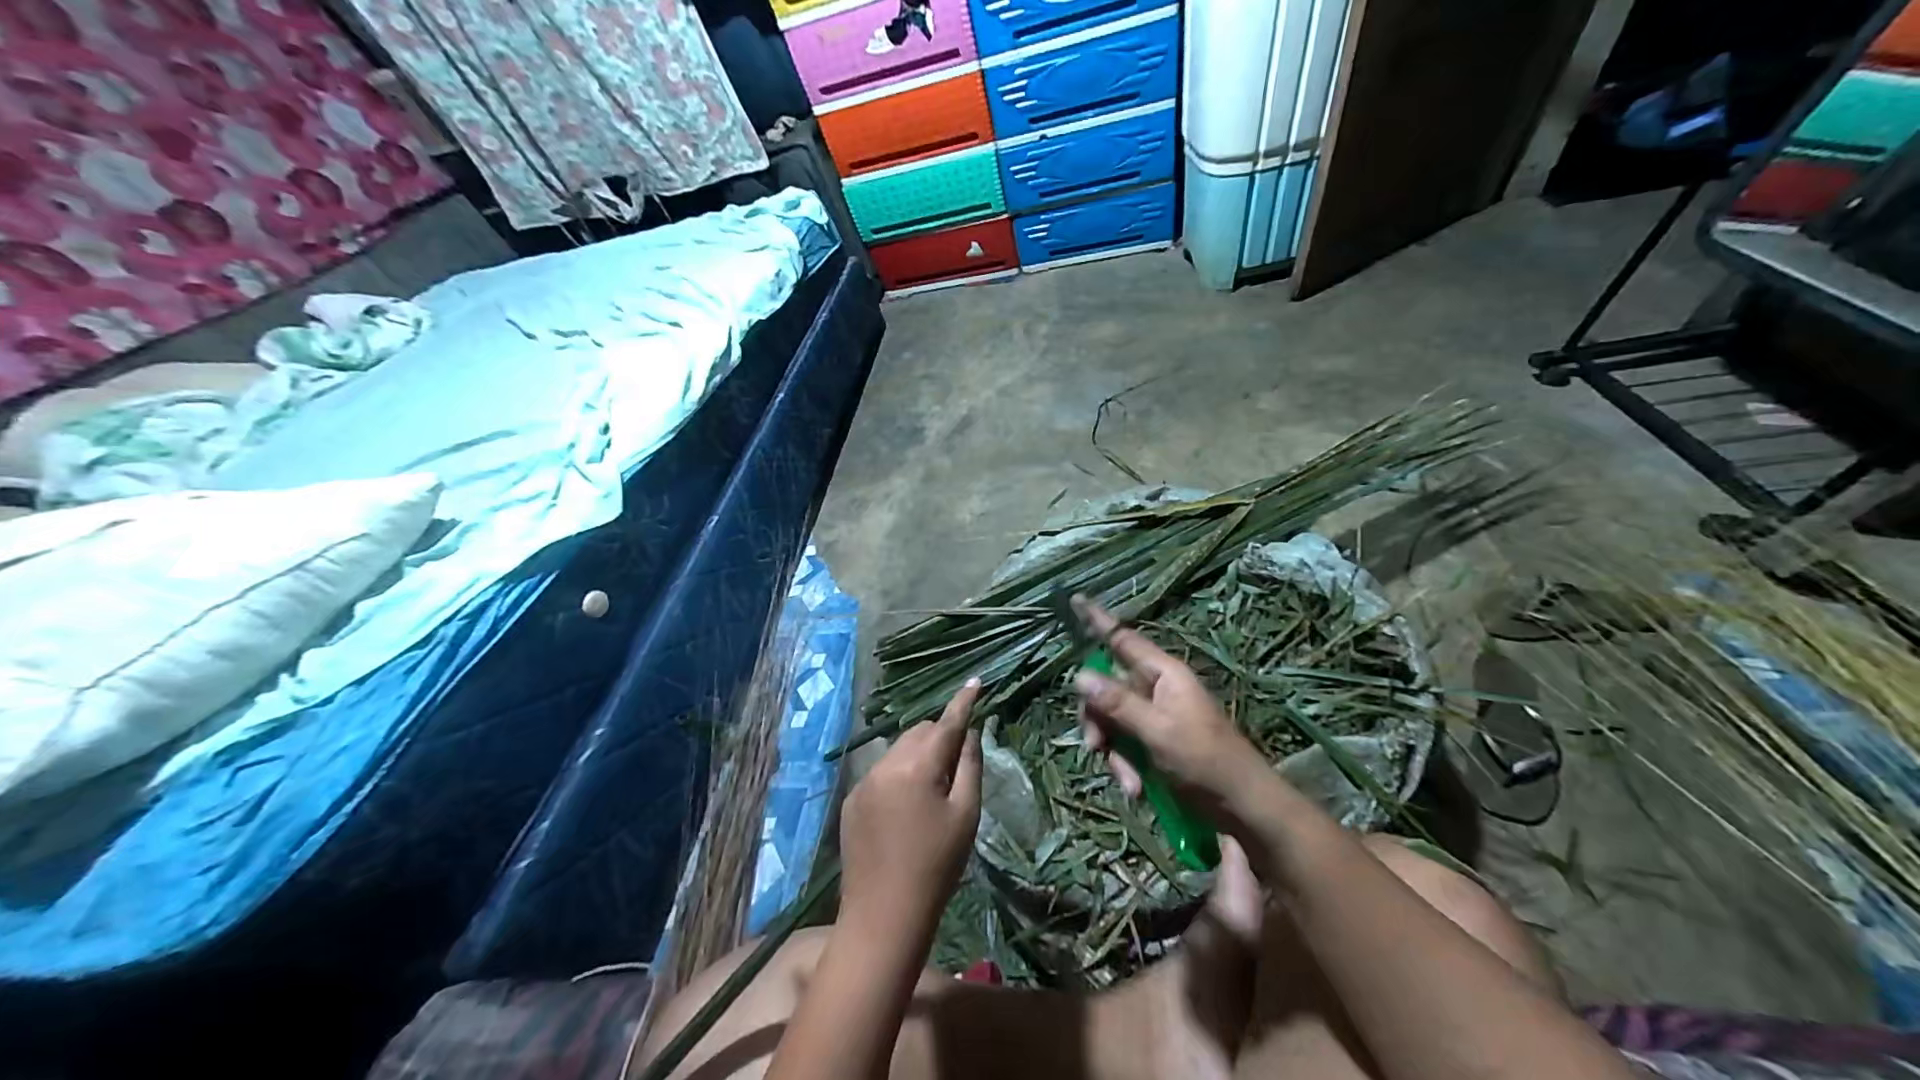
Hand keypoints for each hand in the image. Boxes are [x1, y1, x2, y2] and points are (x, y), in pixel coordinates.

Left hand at [840, 679, 982, 939]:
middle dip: (941, 737)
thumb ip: (969, 767)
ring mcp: (863, 782)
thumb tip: (970, 734)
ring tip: (932, 793)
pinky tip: (906, 810)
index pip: (946, 724)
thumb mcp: (965, 816)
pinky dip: (899, 775)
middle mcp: (885, 765)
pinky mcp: (851, 801)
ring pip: (898, 750)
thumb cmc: (936, 867)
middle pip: (920, 732)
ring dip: (918, 756)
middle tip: (957, 768)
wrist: (884, 915)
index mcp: (917, 767)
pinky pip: (881, 772)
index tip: (975, 682)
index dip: (963, 703)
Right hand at [1072, 597, 1274, 827]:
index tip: (1075, 599)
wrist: (1243, 807)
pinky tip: (1135, 788)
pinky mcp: (1155, 743)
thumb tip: (1079, 675)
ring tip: (1128, 782)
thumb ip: (1118, 703)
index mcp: (1163, 674)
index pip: (1123, 639)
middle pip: (1107, 688)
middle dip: (1098, 720)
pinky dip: (1125, 766)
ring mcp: (1155, 717)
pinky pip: (1125, 744)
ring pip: (1112, 721)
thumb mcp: (1158, 731)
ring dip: (1113, 752)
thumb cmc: (1206, 761)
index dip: (1098, 620)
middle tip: (1095, 746)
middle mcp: (1156, 690)